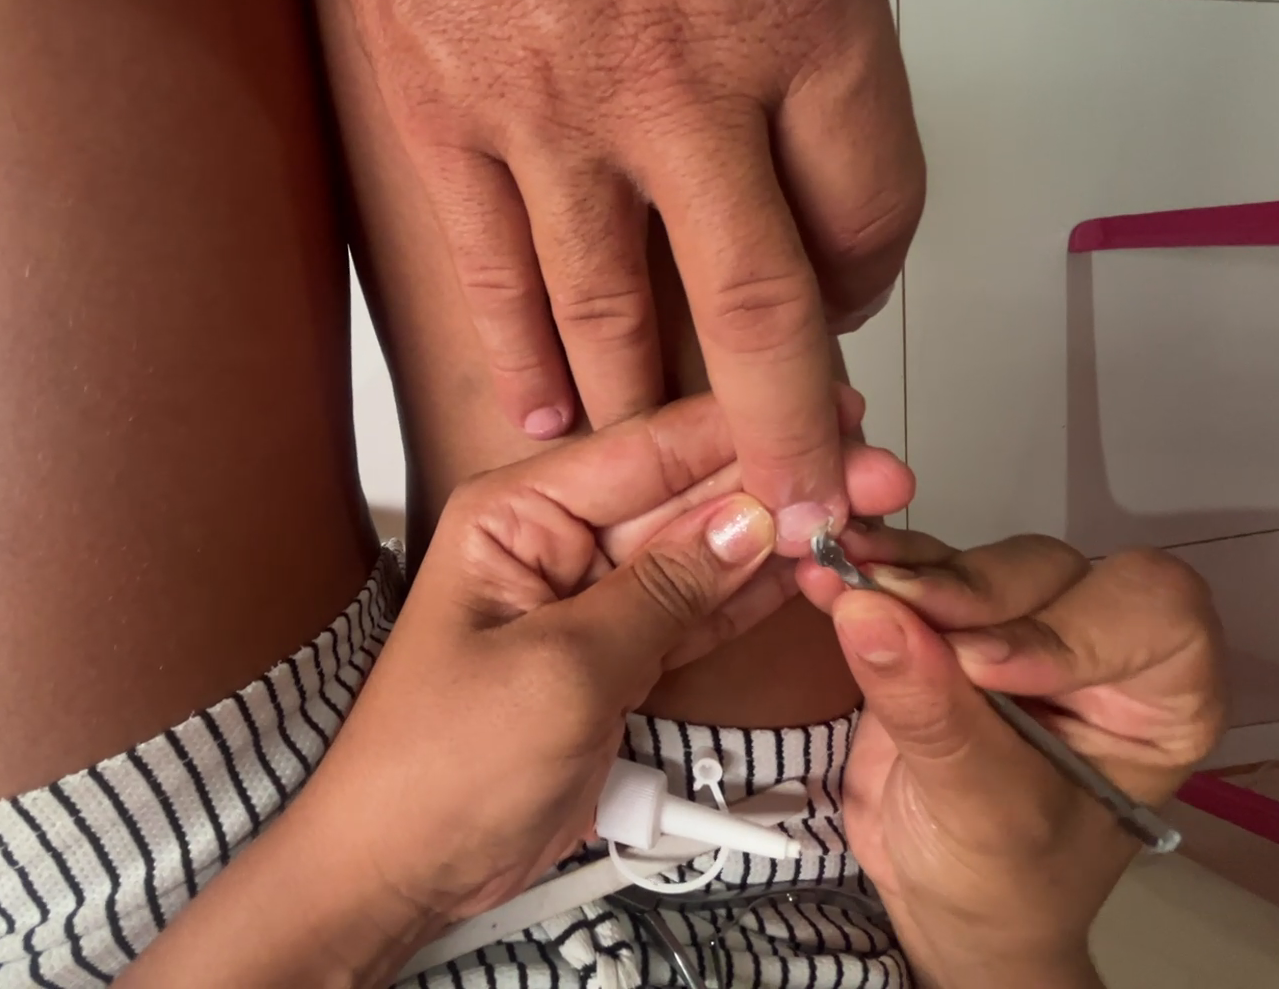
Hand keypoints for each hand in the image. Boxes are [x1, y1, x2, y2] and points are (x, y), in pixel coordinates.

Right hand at [311, 0, 923, 550]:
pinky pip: (500, 276)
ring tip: (664, 471)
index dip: (866, 288)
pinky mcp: (447, 123)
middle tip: (801, 505)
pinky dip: (527, 359)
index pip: (867, 210)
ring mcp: (551, 117)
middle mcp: (679, 88)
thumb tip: (810, 158)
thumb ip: (821, 22)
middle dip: (784, 426)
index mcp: (797, 12)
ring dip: (648, 408)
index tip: (846, 316)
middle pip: (757, 307)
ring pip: (616, 313)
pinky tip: (548, 416)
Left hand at [311, 393, 912, 922]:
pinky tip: (804, 573)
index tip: (824, 417)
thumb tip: (747, 522)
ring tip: (856, 518)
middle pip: (679, 498)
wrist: (409, 862)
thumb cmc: (443, 761)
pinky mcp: (614, 649)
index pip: (642, 452)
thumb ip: (660, 592)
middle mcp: (554, 538)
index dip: (737, 435)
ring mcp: (589, 595)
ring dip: (773, 540)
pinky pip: (689, 611)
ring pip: (695, 553)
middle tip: (870, 474)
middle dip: (772, 487)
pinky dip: (744, 598)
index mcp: (516, 512)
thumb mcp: (562, 668)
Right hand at [799, 526, 1225, 987]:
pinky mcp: (935, 622)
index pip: (1150, 611)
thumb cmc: (1002, 876)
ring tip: (837, 571)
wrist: (943, 895)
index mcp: (1151, 694)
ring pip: (967, 559)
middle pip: (1042, 572)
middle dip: (962, 590)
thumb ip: (929, 708)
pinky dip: (864, 568)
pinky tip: (823, 570)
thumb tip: (864, 609)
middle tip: (881, 602)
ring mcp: (1006, 625)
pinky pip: (907, 572)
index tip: (975, 665)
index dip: (1065, 624)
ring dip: (902, 565)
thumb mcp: (980, 805)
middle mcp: (1089, 643)